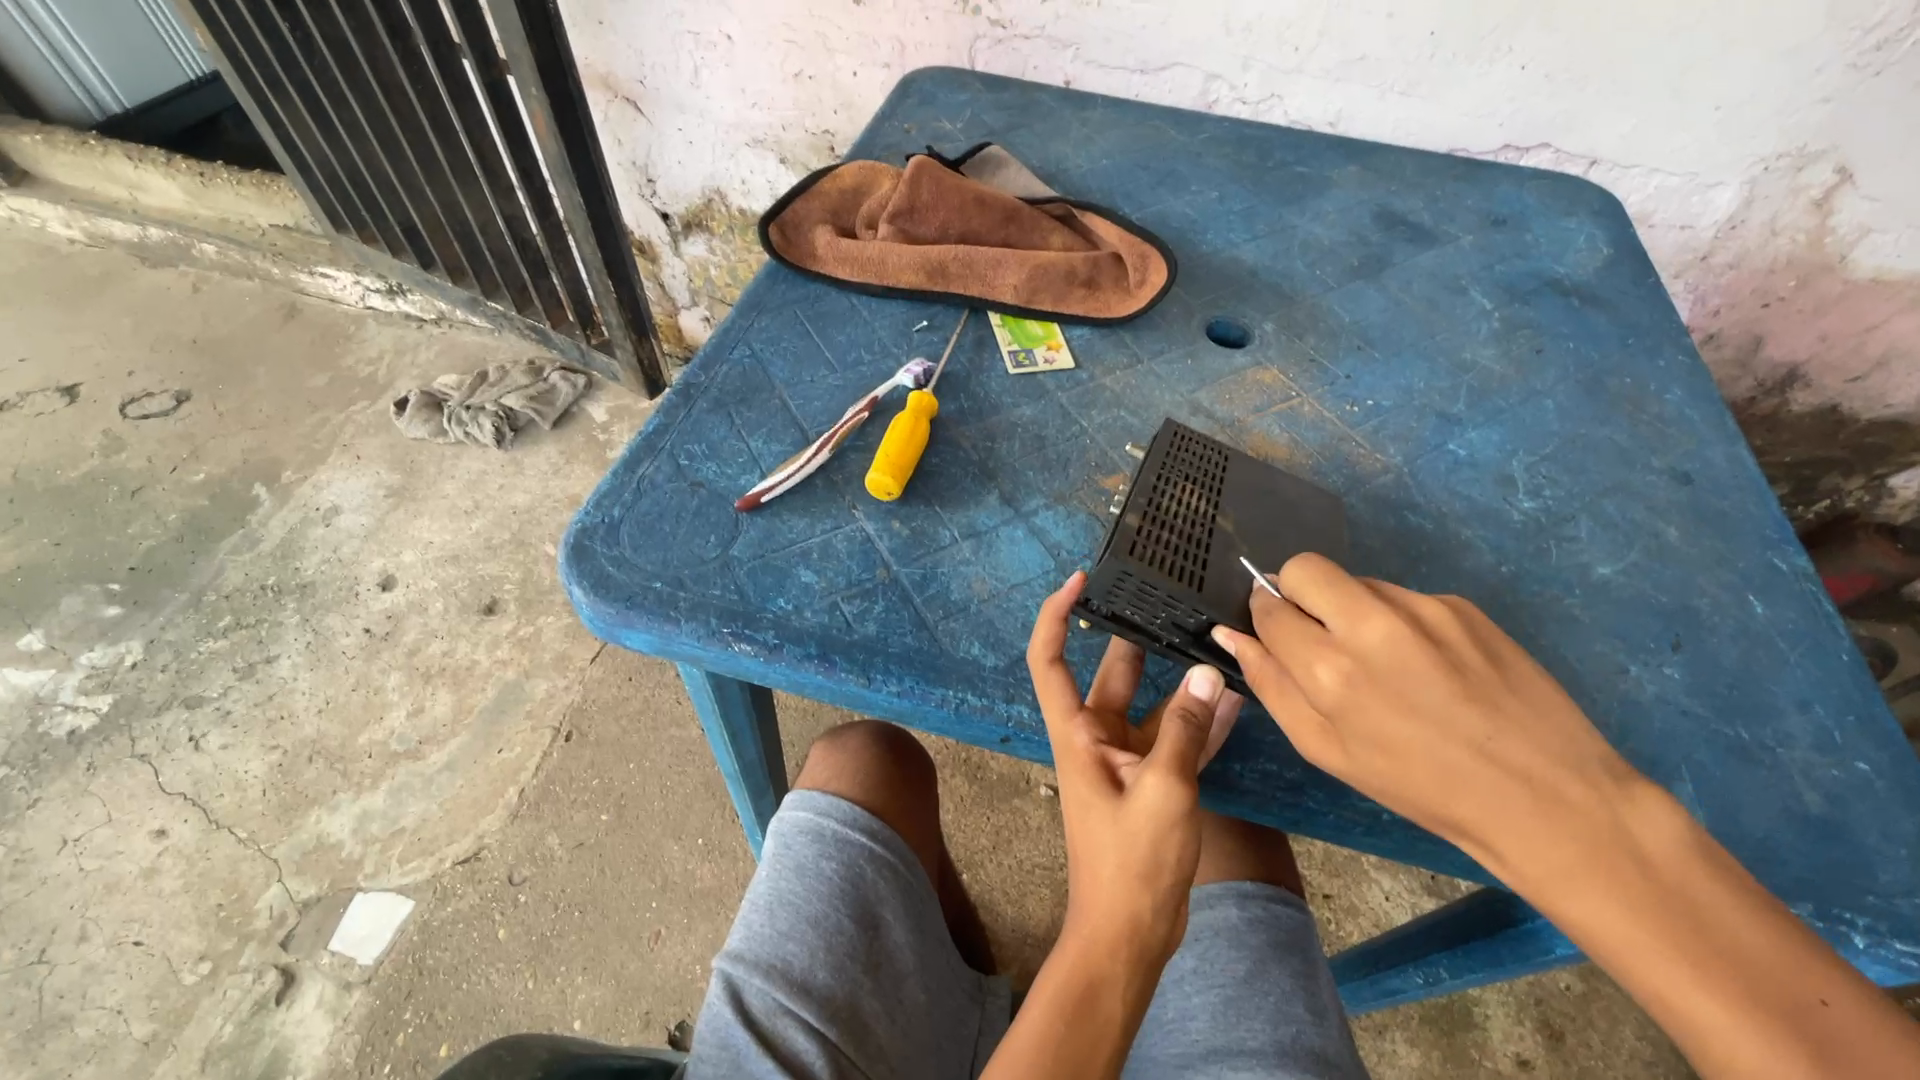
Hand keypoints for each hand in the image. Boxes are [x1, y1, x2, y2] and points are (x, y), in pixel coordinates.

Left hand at [1027, 572, 1241, 962]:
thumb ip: (1185, 729)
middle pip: (1113, 675)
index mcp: (1077, 733)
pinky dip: (1200, 722)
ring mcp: (1126, 761)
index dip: (1055, 616)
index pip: (1050, 660)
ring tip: (1216, 639)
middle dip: (1139, 639)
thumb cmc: (1131, 862)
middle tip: (1176, 601)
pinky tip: (1235, 697)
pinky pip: (1176, 740)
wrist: (1131, 932)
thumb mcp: (1163, 789)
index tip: (1078, 579)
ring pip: (1154, 707)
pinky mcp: (1153, 783)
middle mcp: (1096, 738)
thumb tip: (1207, 672)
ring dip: (1182, 682)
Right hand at [1211, 553, 1648, 880]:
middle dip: (1296, 592)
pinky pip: (1404, 597)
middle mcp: (1372, 624)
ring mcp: (1423, 608)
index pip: (1269, 607)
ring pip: (1356, 581)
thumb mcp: (1327, 751)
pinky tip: (1427, 666)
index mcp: (1330, 670)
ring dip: (1348, 609)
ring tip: (1384, 663)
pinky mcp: (1462, 605)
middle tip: (1317, 636)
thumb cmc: (1420, 787)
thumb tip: (1232, 636)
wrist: (1545, 794)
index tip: (1276, 636)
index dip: (1265, 619)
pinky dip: (1397, 621)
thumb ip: (1271, 686)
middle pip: (1304, 567)